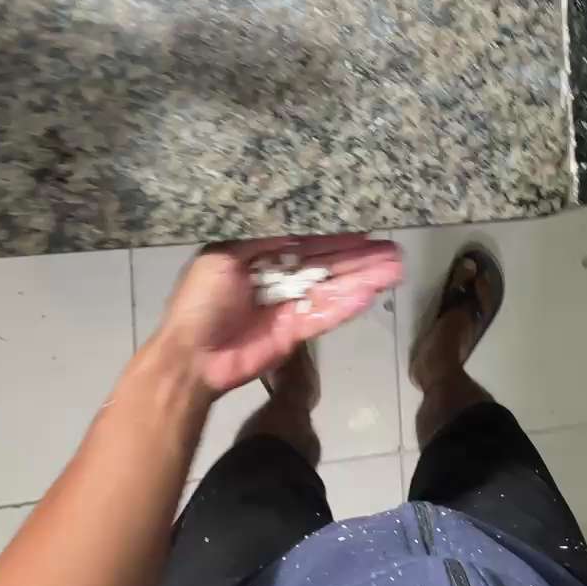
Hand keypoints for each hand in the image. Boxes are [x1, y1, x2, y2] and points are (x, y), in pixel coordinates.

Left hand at [151, 235, 402, 394]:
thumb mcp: (221, 256)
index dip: (335, 237)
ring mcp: (290, 306)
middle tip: (393, 249)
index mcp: (260, 259)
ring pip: (333, 287)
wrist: (191, 356)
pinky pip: (326, 314)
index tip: (364, 231)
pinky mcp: (295, 331)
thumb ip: (258, 241)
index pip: (306, 243)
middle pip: (327, 264)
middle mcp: (280, 280)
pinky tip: (373, 291)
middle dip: (359, 257)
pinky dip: (348, 303)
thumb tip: (294, 229)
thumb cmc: (200, 301)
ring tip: (396, 267)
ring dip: (363, 277)